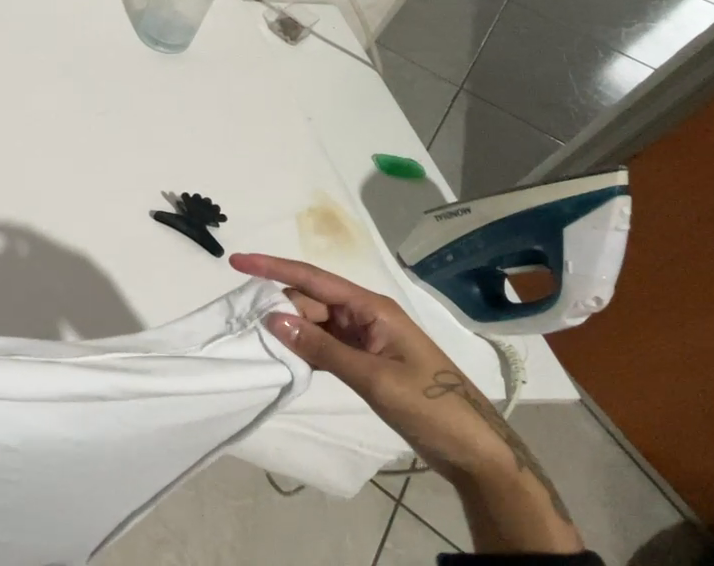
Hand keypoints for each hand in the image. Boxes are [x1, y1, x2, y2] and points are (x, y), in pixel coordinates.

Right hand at [230, 252, 582, 554]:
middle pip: (310, 300)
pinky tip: (289, 359)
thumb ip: (320, 348)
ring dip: (291, 330)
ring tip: (263, 343)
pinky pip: (324, 344)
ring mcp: (366, 339)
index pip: (313, 278)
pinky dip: (305, 349)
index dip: (272, 267)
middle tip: (252, 328)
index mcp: (372, 309)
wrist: (477, 452)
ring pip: (314, 323)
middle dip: (280, 308)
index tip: (236, 262)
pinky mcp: (366, 361)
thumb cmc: (431, 406)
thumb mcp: (373, 378)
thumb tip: (273, 318)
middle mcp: (366, 316)